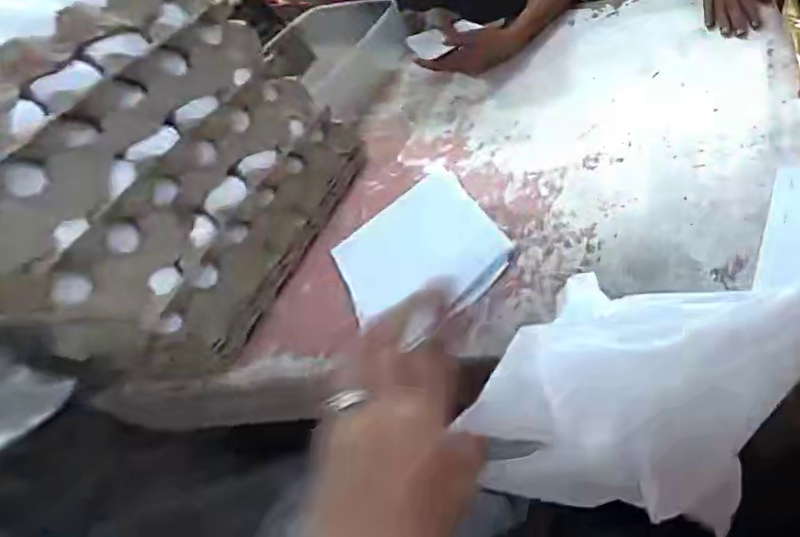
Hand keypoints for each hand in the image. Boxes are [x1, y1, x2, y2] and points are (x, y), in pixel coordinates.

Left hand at [308, 288, 485, 536]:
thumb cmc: (416, 523)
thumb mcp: (459, 485)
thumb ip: (468, 446)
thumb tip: (473, 429)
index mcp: (423, 413)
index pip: (438, 350)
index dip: (450, 318)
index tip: (461, 296)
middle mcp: (384, 404)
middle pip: (392, 339)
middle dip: (412, 305)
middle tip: (432, 286)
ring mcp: (350, 415)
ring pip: (359, 353)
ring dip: (379, 326)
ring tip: (394, 308)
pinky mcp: (326, 432)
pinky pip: (341, 378)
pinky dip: (355, 357)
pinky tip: (364, 355)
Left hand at [419, 24, 522, 75]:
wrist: (513, 42)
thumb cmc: (493, 37)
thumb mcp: (472, 36)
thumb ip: (457, 39)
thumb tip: (442, 41)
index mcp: (464, 62)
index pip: (440, 65)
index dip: (427, 63)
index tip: (414, 59)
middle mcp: (468, 69)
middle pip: (447, 69)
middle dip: (435, 64)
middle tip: (424, 58)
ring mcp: (476, 70)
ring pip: (456, 68)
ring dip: (446, 63)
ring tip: (438, 56)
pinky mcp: (482, 67)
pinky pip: (463, 67)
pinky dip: (456, 62)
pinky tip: (456, 55)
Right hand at [701, 0, 769, 37]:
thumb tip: (768, 2)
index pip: (748, 3)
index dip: (753, 15)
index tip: (757, 26)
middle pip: (734, 9)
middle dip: (738, 22)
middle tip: (741, 34)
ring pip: (720, 10)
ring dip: (724, 23)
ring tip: (727, 34)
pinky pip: (707, 6)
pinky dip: (708, 16)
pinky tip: (710, 27)